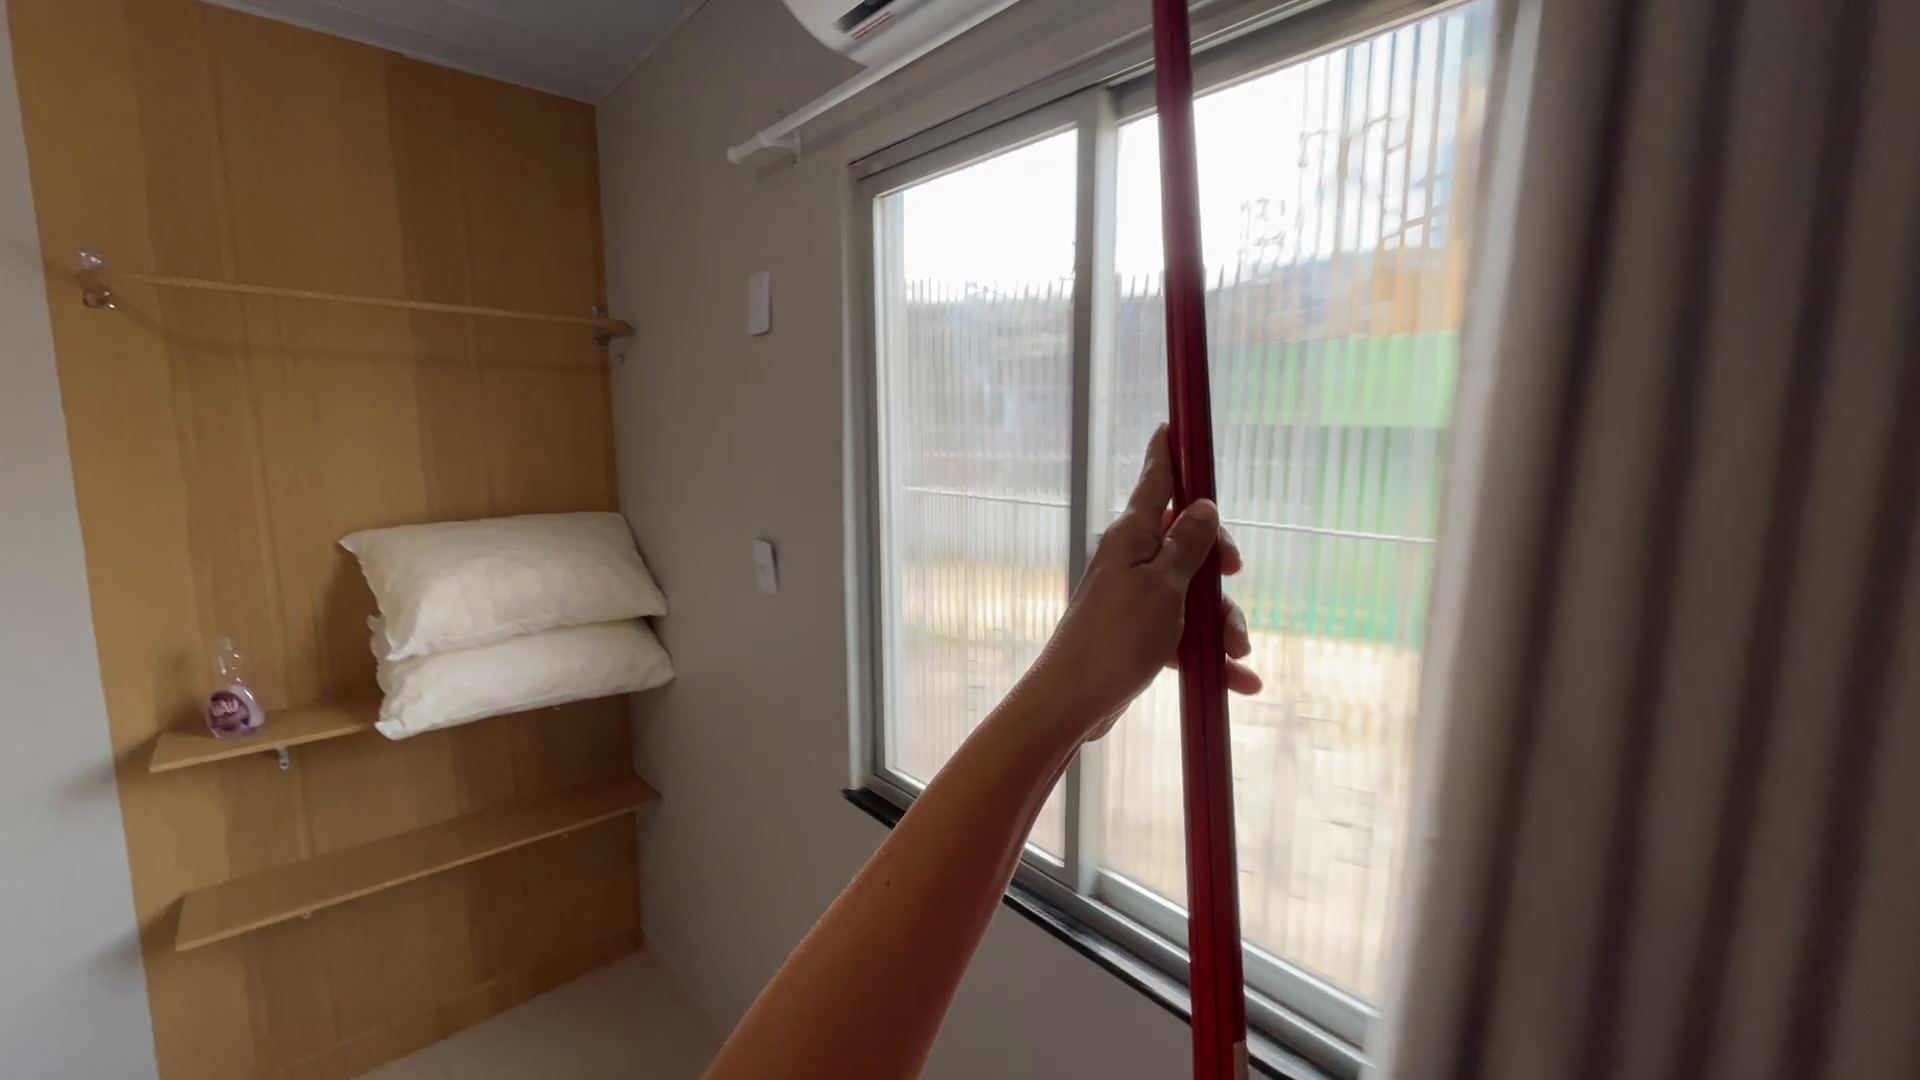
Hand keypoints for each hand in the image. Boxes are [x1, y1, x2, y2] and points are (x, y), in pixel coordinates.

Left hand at [1019, 425, 1261, 743]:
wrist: (1076, 699)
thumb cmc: (1117, 637)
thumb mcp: (1163, 586)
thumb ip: (1186, 545)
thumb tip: (1201, 504)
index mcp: (1132, 537)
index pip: (1154, 483)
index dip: (1165, 455)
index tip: (1169, 426)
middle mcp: (1131, 561)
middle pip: (1186, 543)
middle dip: (1218, 567)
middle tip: (1235, 576)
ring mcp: (1135, 598)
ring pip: (1191, 594)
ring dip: (1220, 622)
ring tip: (1236, 652)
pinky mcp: (1139, 634)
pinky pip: (1183, 634)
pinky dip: (1208, 654)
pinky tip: (1239, 680)